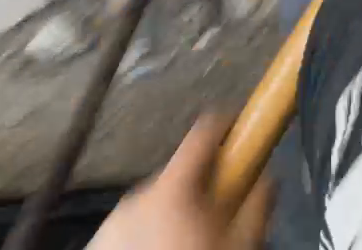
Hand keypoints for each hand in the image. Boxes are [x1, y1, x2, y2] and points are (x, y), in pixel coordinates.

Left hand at [87, 116, 274, 249]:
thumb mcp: (243, 243)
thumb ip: (259, 201)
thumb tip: (267, 175)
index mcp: (174, 188)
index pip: (206, 129)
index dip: (231, 124)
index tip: (247, 132)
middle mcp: (136, 197)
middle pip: (181, 170)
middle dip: (204, 182)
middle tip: (221, 210)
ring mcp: (109, 226)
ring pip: (156, 200)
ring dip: (176, 210)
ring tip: (189, 241)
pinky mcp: (95, 248)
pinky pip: (133, 226)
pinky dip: (150, 231)